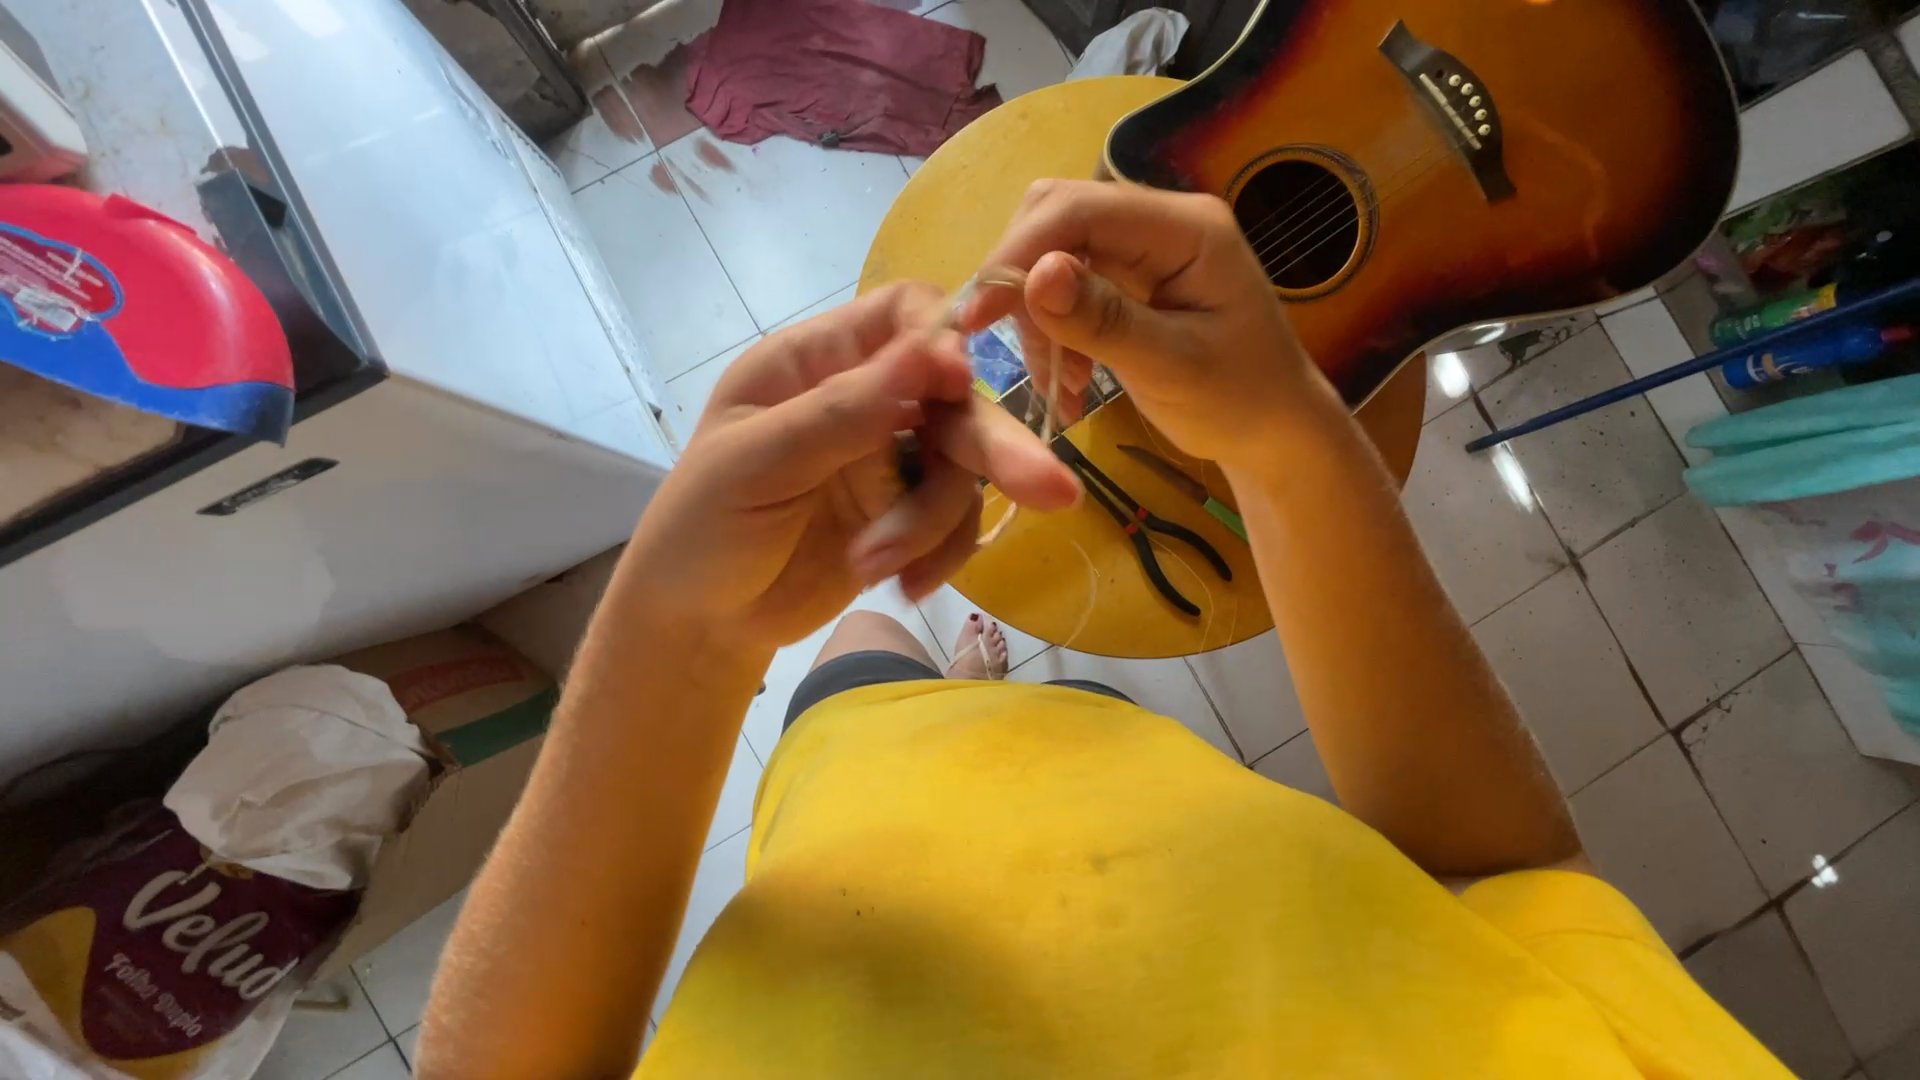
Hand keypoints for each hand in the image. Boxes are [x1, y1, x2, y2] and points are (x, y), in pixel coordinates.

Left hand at [625, 283, 1079, 651]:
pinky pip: (958, 525)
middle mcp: (867, 401)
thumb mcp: (757, 464)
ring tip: (878, 567)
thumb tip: (932, 350)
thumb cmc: (705, 528)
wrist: (705, 621)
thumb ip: (842, 411)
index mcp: (817, 362)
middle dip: (995, 450)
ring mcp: (893, 461)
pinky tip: (906, 586)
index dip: (943, 342)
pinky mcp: (910, 517)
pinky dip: (942, 556)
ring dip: (933, 525)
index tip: (959, 384)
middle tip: (1052, 492)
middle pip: (955, 402)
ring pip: (964, 472)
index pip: (903, 317)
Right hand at [958, 180, 1338, 466]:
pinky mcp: (1128, 281)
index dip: (1019, 254)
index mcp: (1185, 228)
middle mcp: (1159, 223)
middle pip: (1057, 218)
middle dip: (1023, 283)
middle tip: (1008, 348)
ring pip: (1055, 256)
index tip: (975, 316)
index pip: (1079, 209)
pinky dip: (1055, 337)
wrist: (1272, 429)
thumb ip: (1104, 320)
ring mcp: (1142, 250)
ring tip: (1063, 387)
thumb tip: (1034, 276)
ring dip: (1040, 322)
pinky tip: (1072, 383)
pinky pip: (1068, 291)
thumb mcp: (1172, 367)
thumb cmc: (1238, 401)